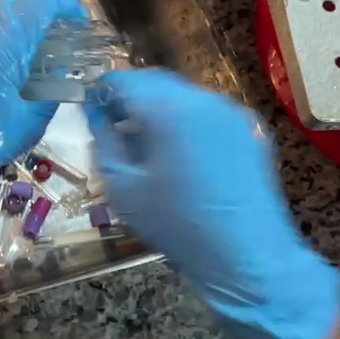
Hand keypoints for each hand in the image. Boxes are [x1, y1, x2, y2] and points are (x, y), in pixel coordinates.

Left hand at [0, 0, 86, 223]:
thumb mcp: (30, 121)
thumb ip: (52, 87)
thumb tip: (62, 67)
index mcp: (0, 43)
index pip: (41, 0)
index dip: (66, 4)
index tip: (78, 22)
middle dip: (45, 5)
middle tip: (60, 28)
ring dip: (18, 11)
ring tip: (33, 36)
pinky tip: (2, 45)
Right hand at [85, 68, 339, 338]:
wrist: (247, 259)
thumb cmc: (176, 225)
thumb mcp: (121, 186)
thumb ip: (102, 139)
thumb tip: (93, 112)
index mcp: (168, 110)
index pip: (123, 79)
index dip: (101, 91)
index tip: (90, 110)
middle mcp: (203, 99)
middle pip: (154, 82)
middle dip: (130, 98)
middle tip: (112, 125)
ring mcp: (231, 112)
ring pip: (181, 94)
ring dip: (158, 108)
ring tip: (146, 143)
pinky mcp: (249, 129)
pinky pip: (206, 112)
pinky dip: (185, 121)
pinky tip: (179, 154)